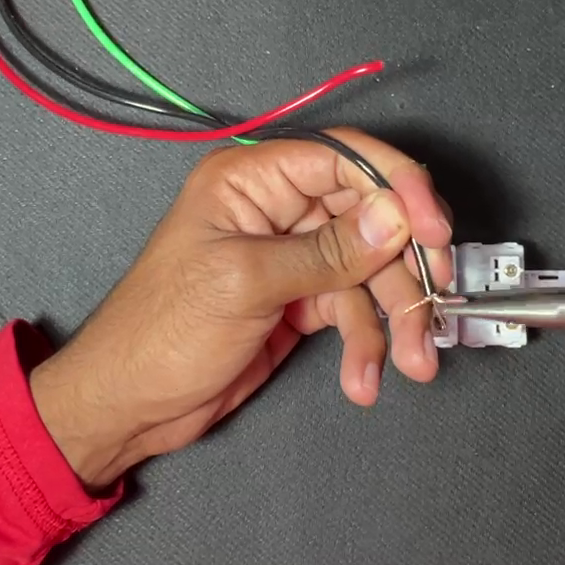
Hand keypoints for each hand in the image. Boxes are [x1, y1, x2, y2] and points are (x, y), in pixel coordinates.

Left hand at [30, 129, 453, 488]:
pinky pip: (352, 310)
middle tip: (433, 305)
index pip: (343, 159)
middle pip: (368, 217)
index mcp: (253, 180)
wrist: (130, 405)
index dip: (397, 187)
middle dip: (403, 266)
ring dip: (393, 318)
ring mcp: (292, 257)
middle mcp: (278, 209)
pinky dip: (366, 344)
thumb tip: (397, 217)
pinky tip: (363, 381)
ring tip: (409, 364)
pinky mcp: (301, 301)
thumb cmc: (167, 330)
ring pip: (368, 270)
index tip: (434, 232)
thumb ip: (326, 252)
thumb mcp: (247, 283)